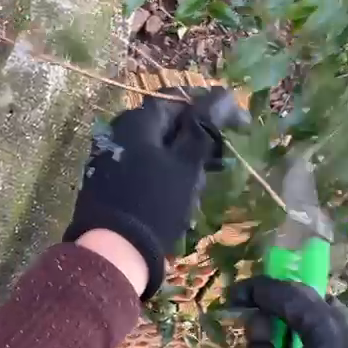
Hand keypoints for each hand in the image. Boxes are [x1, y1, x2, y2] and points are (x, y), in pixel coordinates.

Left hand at [64, 88, 245, 298]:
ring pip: (157, 147)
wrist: (114, 251)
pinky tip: (181, 195)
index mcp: (137, 121)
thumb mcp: (186, 164)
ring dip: (184, 159)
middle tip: (221, 158)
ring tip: (203, 182)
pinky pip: (144, 167)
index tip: (239, 122)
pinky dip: (167, 174)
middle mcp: (119, 132)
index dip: (211, 105)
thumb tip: (222, 96)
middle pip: (167, 124)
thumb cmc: (156, 203)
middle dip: (197, 137)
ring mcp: (110, 157)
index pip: (178, 98)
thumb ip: (203, 128)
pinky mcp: (108, 181)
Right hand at [223, 277, 347, 347]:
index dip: (261, 289)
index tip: (239, 297)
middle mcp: (305, 330)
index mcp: (323, 312)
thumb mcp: (324, 333)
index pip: (285, 287)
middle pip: (264, 313)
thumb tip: (255, 287)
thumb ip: (292, 302)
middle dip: (260, 328)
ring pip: (254, 339)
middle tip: (270, 346)